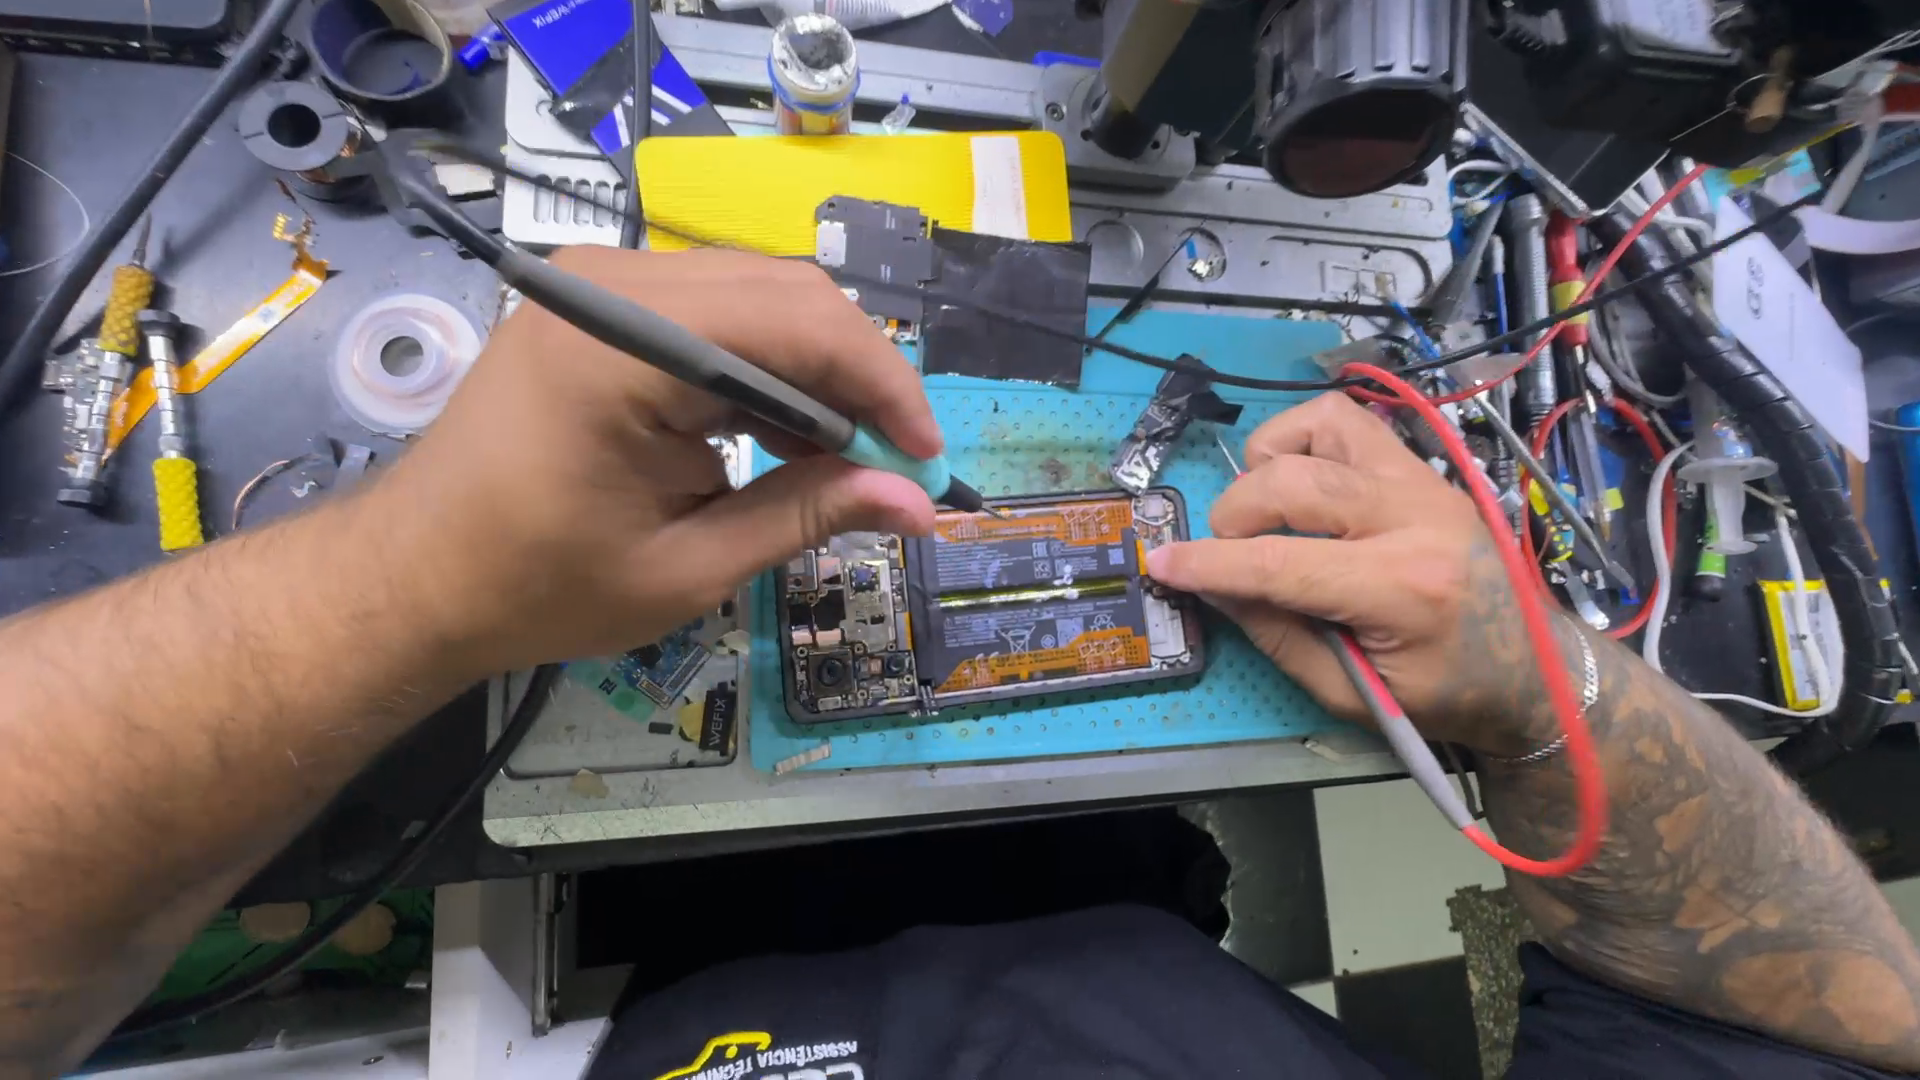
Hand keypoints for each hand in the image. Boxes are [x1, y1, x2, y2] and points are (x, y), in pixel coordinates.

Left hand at [369, 247, 940, 673]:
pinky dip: (777, 374)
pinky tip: (791, 435)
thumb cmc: (542, 586)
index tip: (925, 458)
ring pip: (768, 301)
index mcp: (622, 347)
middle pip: (791, 298)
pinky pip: (728, 318)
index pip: (797, 327)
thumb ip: (809, 515)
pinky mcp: (613, 309)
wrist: (421, 577)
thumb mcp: (691, 566)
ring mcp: (609, 288)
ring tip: (849, 458)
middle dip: (861, 380)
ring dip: (824, 377)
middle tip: (895, 461)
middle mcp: (616, 287)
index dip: (882, 387)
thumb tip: (918, 504)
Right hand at [1145, 392, 1557, 754]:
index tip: (1159, 564)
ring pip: (1320, 426)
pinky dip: (1301, 439)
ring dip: (1269, 463)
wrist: (1539, 672)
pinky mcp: (1423, 468)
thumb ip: (1274, 633)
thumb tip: (1212, 584)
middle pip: (1290, 482)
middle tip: (1229, 554)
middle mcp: (1417, 518)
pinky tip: (1297, 481)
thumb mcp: (1348, 691)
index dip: (1207, 564)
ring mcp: (1424, 482)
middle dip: (1232, 516)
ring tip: (1266, 508)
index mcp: (1404, 589)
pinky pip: (1346, 422)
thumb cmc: (1443, 695)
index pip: (1278, 563)